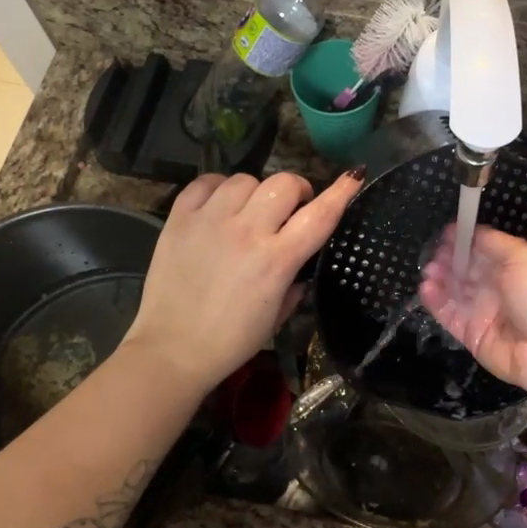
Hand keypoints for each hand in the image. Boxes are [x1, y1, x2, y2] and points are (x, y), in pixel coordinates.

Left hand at [126, 170, 361, 391]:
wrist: (172, 350)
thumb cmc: (231, 342)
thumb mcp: (277, 317)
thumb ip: (296, 283)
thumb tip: (302, 261)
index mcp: (277, 260)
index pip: (319, 215)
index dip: (341, 192)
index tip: (354, 177)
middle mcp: (246, 232)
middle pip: (284, 184)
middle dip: (296, 192)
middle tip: (290, 211)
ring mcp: (210, 221)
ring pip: (246, 179)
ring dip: (257, 193)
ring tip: (249, 212)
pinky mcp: (179, 219)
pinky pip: (206, 182)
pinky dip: (219, 188)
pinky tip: (220, 206)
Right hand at [418, 226, 526, 399]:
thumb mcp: (525, 257)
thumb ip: (494, 243)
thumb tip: (471, 231)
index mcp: (523, 267)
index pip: (489, 250)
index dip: (468, 241)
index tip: (447, 234)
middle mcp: (505, 289)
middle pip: (470, 269)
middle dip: (450, 258)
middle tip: (434, 253)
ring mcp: (488, 313)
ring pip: (457, 291)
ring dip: (440, 278)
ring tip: (428, 270)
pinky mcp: (474, 336)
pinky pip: (451, 316)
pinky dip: (436, 302)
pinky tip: (426, 289)